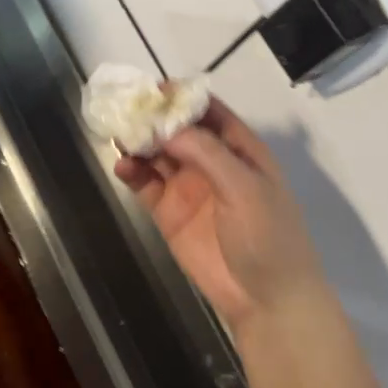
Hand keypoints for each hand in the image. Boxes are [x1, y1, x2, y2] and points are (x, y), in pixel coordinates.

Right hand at [114, 96, 323, 328]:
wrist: (266, 299)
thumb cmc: (268, 237)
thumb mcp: (245, 188)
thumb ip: (207, 154)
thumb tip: (165, 127)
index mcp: (240, 150)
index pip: (209, 112)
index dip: (183, 97)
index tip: (154, 88)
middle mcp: (212, 163)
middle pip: (177, 129)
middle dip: (152, 117)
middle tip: (124, 109)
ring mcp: (188, 187)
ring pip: (156, 153)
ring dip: (138, 142)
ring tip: (119, 137)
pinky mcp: (168, 212)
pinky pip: (145, 184)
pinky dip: (131, 172)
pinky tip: (122, 167)